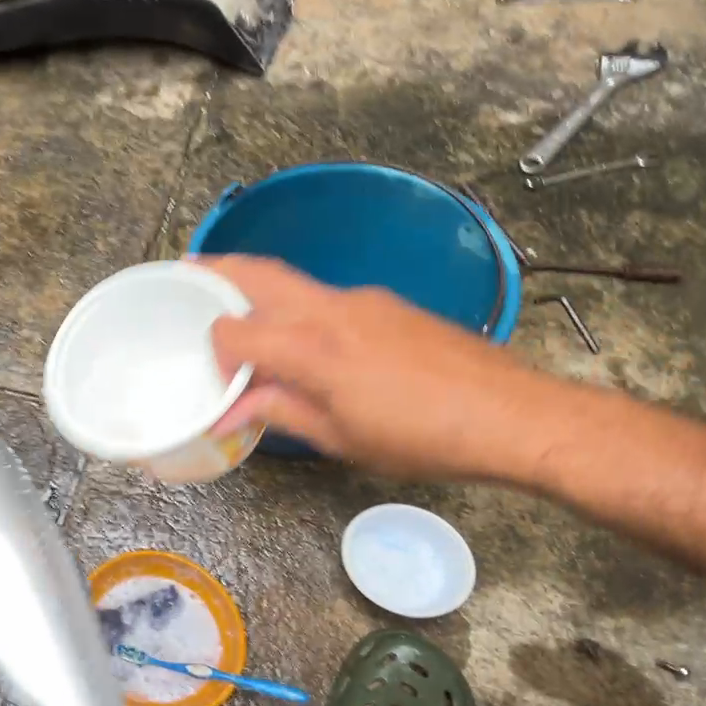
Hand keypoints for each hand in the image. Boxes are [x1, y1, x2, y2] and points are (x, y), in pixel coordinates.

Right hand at [200, 255, 569, 480]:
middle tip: (188, 268)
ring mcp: (364, 300)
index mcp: (310, 348)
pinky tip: (311, 338)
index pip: (234, 330)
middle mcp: (330, 310)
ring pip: (294, 281)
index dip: (215, 351)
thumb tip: (232, 412)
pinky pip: (327, 296)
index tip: (221, 379)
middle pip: (258, 272)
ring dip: (259, 285)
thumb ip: (279, 412)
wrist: (516, 416)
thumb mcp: (338, 437)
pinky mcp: (389, 305)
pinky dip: (299, 304)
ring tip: (242, 306)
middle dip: (217, 267)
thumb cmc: (421, 437)